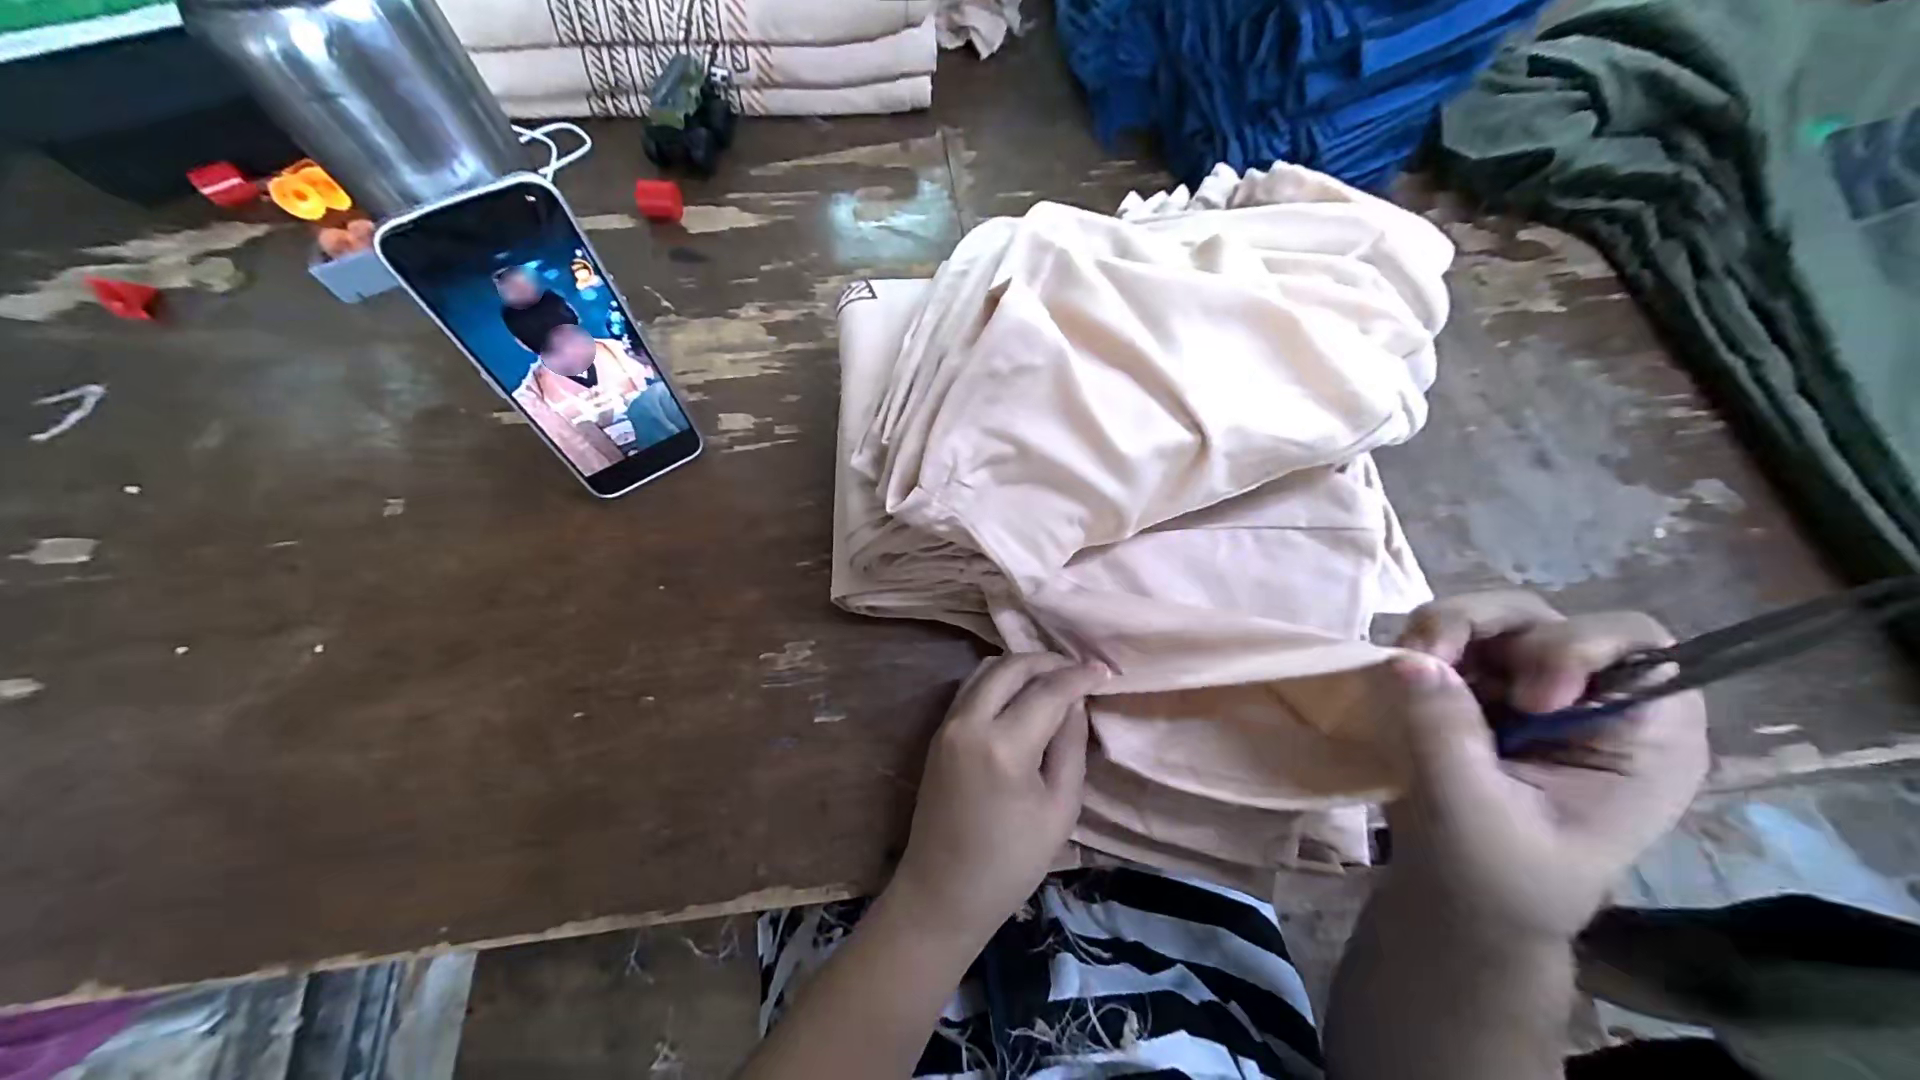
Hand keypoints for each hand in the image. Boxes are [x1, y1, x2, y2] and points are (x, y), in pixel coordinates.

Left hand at [888, 653, 1108, 943]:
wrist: (943, 889)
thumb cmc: (1011, 861)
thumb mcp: (1060, 809)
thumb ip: (1070, 746)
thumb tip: (1075, 702)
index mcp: (1004, 747)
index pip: (1048, 691)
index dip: (1079, 676)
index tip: (1105, 672)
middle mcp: (970, 723)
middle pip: (1012, 666)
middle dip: (1049, 661)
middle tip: (1079, 672)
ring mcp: (948, 724)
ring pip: (986, 668)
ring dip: (1022, 665)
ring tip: (1053, 678)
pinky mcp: (938, 731)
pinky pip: (971, 686)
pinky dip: (998, 678)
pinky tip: (1021, 691)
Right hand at [1382, 591, 1708, 941]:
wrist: (1459, 905)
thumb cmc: (1494, 878)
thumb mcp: (1472, 815)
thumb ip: (1445, 735)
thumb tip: (1409, 657)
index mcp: (1639, 738)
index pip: (1636, 650)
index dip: (1576, 650)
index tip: (1527, 701)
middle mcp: (1590, 699)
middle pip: (1546, 619)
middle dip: (1481, 625)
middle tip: (1430, 656)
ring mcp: (1526, 689)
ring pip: (1489, 620)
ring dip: (1440, 630)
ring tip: (1405, 665)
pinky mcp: (1478, 689)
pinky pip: (1449, 641)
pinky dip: (1418, 645)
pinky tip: (1400, 675)